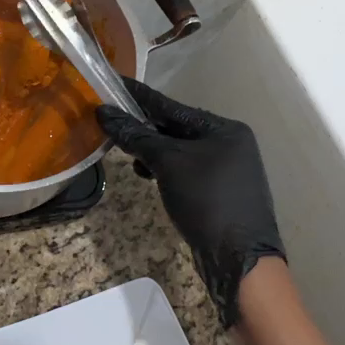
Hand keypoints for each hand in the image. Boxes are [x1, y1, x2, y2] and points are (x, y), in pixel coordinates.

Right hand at [97, 79, 283, 328]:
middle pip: (175, 127)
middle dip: (143, 125)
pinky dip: (164, 167)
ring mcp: (227, 169)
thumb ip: (136, 135)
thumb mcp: (167, 163)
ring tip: (125, 151)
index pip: (171, 106)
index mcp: (224, 128)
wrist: (241, 262)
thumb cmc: (207, 202)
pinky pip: (185, 168)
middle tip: (110, 119)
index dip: (139, 96)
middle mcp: (229, 143)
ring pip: (178, 149)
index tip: (113, 82)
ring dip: (151, 149)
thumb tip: (103, 111)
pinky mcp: (220, 191)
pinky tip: (146, 172)